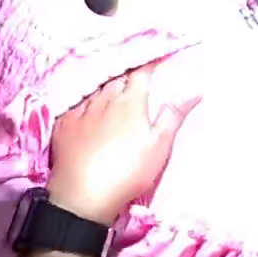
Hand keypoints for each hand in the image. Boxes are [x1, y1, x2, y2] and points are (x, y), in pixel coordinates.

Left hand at [47, 63, 194, 225]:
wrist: (82, 196)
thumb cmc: (128, 172)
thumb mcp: (159, 145)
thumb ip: (174, 115)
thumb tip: (194, 89)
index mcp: (130, 101)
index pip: (141, 73)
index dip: (150, 65)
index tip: (157, 59)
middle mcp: (104, 99)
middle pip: (117, 78)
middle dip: (128, 74)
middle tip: (136, 77)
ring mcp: (81, 110)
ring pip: (96, 88)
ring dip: (107, 85)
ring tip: (114, 88)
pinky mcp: (63, 124)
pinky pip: (75, 103)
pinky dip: (85, 100)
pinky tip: (87, 105)